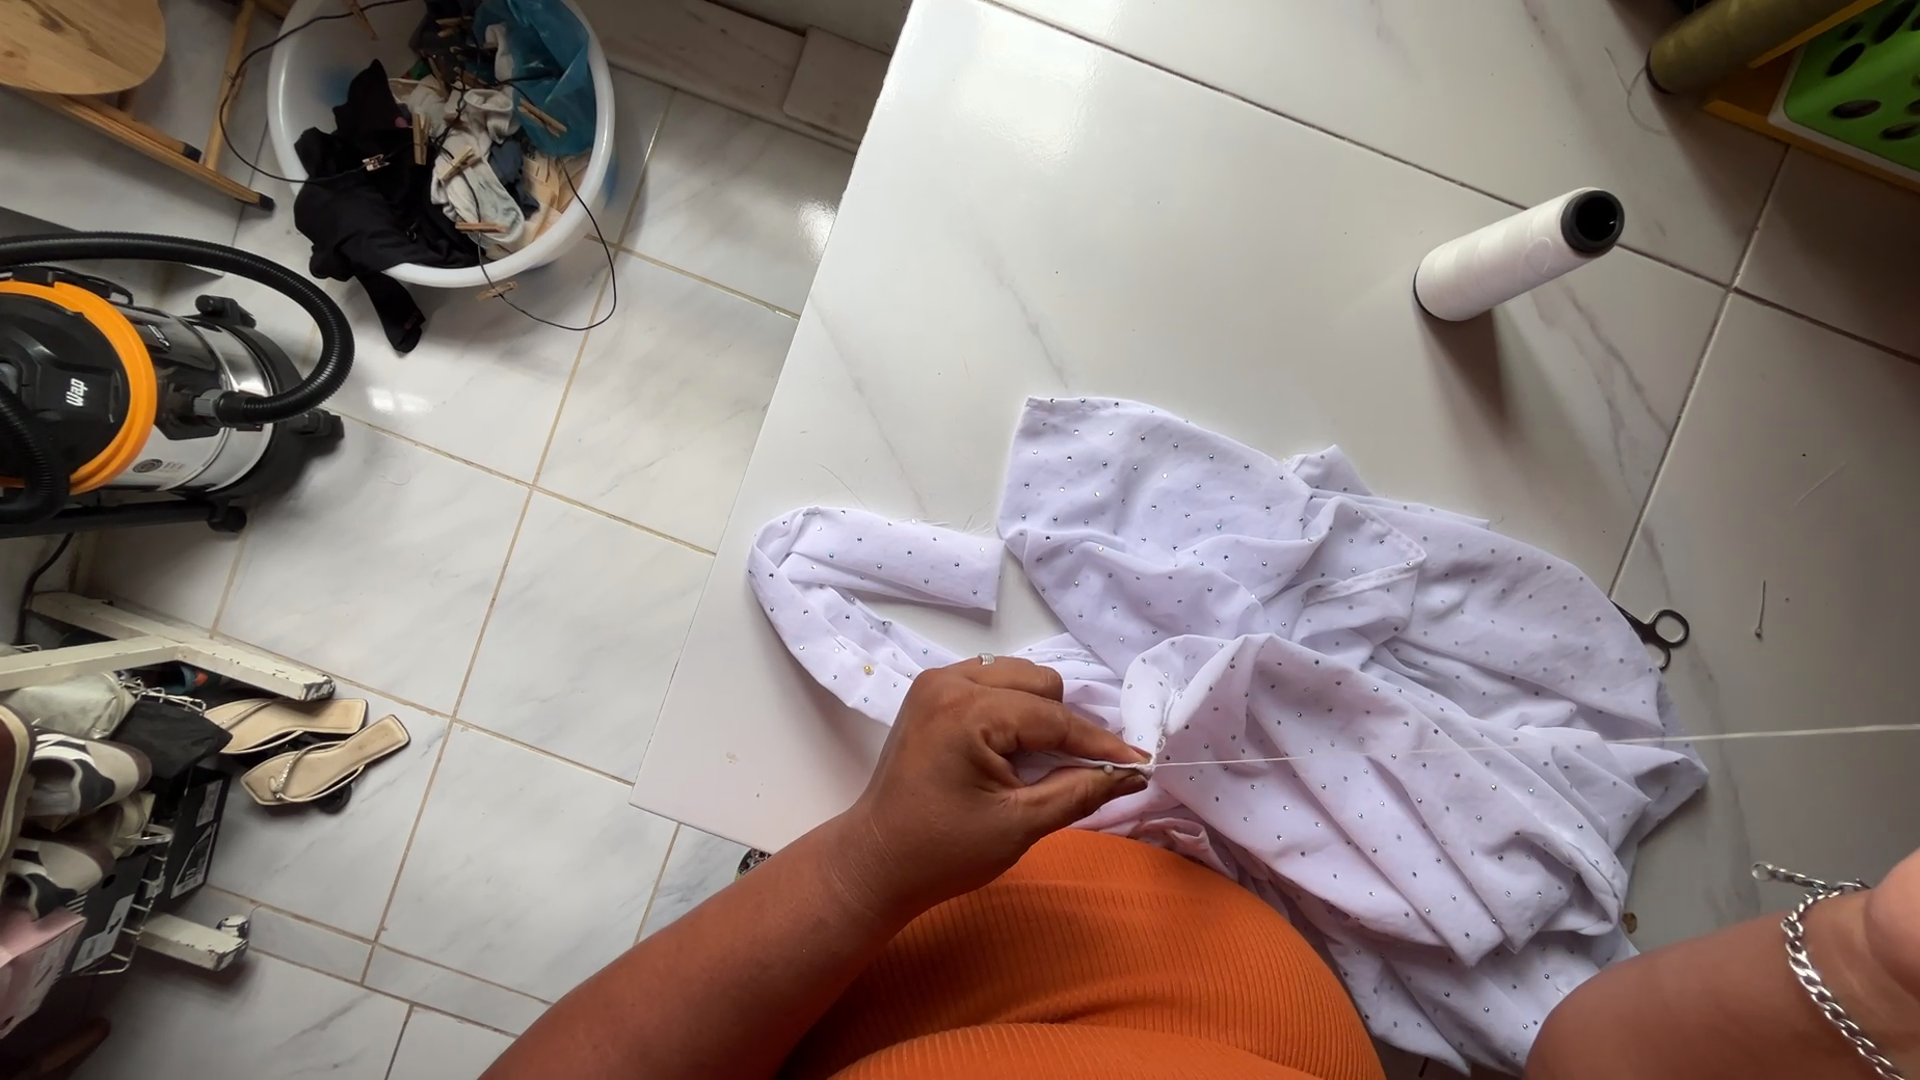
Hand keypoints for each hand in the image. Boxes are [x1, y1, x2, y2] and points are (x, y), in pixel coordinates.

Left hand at [822, 656, 1150, 922]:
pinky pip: (993, 682)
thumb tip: (1131, 773)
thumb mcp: (1020, 825)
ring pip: (1018, 676)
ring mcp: (937, 681)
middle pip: (1039, 683)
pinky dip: (1013, 709)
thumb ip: (1080, 791)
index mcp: (967, 711)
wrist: (877, 861)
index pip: (1052, 718)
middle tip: (1073, 771)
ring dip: (1039, 714)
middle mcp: (950, 681)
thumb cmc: (944, 852)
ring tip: (1038, 762)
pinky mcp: (932, 691)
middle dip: (1065, 726)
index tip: (1139, 762)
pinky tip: (1011, 747)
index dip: (1099, 743)